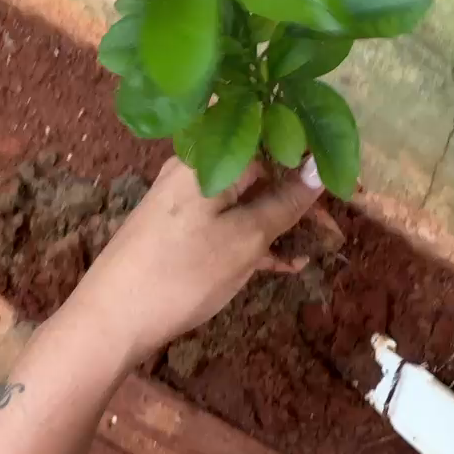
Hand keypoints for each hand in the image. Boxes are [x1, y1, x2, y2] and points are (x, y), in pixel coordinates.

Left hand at [62, 156, 322, 363]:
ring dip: (284, 219)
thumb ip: (284, 203)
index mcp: (208, 156)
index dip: (309, 151)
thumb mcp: (244, 240)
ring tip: (321, 245)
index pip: (270, 132)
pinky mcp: (182, 231)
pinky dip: (258, 240)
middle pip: (260, 166)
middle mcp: (195, 168)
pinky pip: (229, 224)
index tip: (342, 178)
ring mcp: (186, 200)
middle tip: (335, 222)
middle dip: (300, 191)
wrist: (112, 321)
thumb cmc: (181, 275)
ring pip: (247, 198)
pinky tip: (288, 264)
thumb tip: (320, 168)